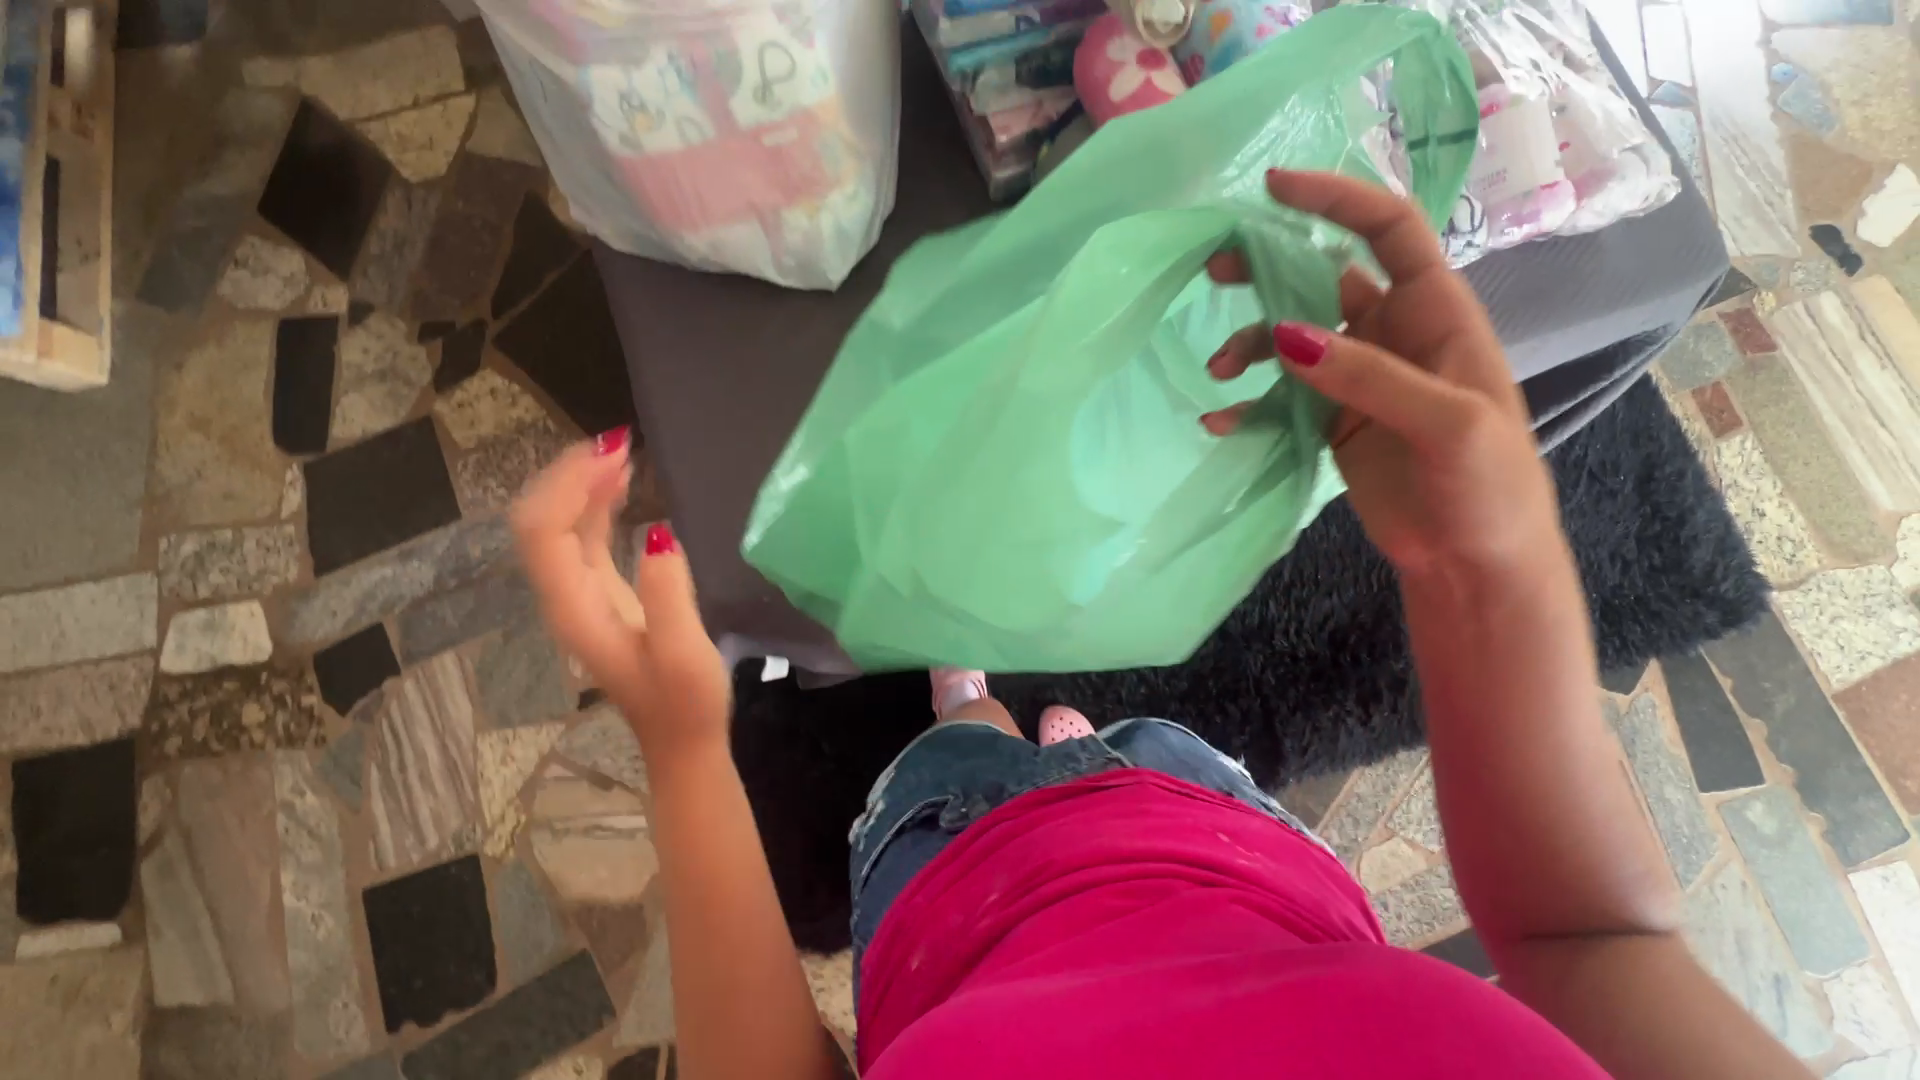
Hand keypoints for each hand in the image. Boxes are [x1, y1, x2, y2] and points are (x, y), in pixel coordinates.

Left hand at [511, 431, 730, 760]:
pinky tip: (621, 483)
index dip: (570, 485)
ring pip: (558, 525)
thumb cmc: (686, 703)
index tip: (619, 454)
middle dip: (570, 474)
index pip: (545, 531)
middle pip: (539, 521)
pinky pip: (582, 537)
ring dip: (581, 483)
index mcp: (577, 609)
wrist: (680, 742)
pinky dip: (595, 503)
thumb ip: (668, 594)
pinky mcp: (599, 595)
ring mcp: (579, 595)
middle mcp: (566, 597)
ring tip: (622, 451)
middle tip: (621, 441)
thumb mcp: (685, 653)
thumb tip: (658, 531)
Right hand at [1204, 169, 1562, 579]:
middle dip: (1267, 267)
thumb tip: (1285, 333)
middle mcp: (1391, 335)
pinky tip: (1220, 422)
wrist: (1473, 561)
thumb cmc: (1488, 485)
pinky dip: (1247, 404)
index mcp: (1435, 314)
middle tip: (1213, 271)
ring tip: (1219, 371)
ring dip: (1249, 344)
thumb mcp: (1445, 423)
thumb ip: (1369, 375)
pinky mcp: (1329, 421)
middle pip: (1321, 277)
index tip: (1274, 189)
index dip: (1336, 200)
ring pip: (1290, 338)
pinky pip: (1279, 398)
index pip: (1388, 231)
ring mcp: (1356, 379)